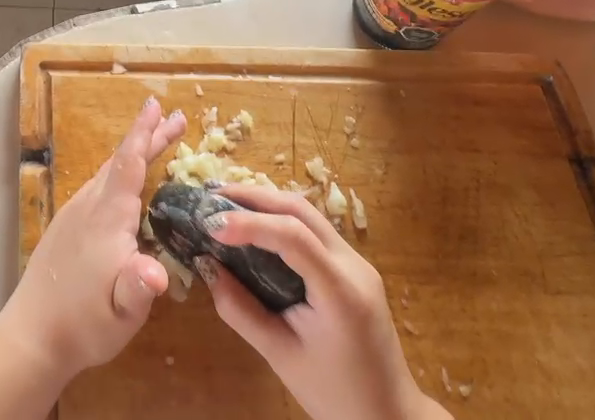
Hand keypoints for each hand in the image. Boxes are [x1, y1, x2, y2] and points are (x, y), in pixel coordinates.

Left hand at [0, 96, 187, 379]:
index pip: (128, 165)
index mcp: (106, 219)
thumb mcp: (122, 313)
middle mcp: (88, 207)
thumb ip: (139, 287)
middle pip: (120, 162)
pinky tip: (128, 188)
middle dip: (148, 138)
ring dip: (135, 156)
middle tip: (175, 117)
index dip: (144, 133)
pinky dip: (120, 175)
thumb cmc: (82, 324)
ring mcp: (74, 215)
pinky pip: (99, 188)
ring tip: (159, 144)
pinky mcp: (67, 227)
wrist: (33, 334)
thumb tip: (156, 271)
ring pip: (108, 174)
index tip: (156, 105)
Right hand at [199, 186, 450, 419]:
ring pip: (307, 213)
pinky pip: (312, 228)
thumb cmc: (335, 394)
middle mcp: (353, 265)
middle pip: (300, 210)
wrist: (390, 415)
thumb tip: (204, 265)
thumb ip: (239, 309)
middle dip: (252, 197)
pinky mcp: (351, 267)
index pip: (292, 236)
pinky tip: (253, 224)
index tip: (209, 226)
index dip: (248, 224)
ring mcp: (356, 263)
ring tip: (223, 204)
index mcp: (340, 291)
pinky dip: (278, 217)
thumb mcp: (279, 354)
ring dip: (264, 202)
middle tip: (208, 198)